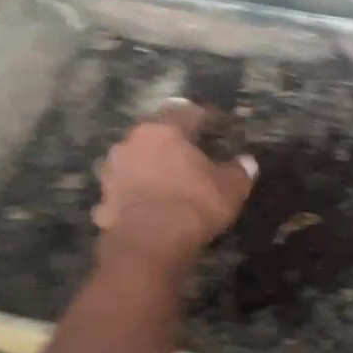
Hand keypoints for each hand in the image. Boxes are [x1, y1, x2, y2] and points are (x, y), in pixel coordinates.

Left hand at [94, 99, 254, 275]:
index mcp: (164, 131)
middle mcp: (133, 140)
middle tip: (193, 151)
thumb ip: (239, 171)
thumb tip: (247, 160)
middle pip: (157, 133)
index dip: (206, 116)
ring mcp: (114, 166)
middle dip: (175, 141)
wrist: (150, 239)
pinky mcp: (105, 193)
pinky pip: (129, 185)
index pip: (187, 112)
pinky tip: (155, 201)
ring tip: (172, 178)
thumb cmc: (195, 203)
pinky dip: (142, 189)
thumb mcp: (231, 188)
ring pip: (139, 157)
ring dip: (154, 164)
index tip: (218, 121)